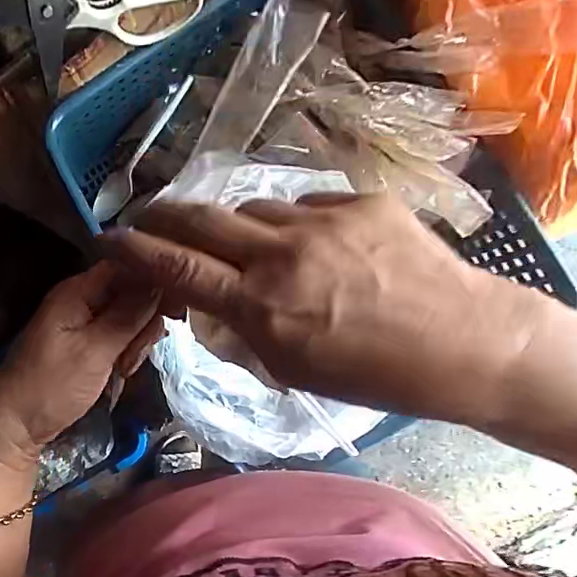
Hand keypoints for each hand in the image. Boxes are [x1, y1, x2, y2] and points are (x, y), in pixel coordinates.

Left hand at [0, 261, 162, 463]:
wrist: (15, 425)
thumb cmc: (51, 386)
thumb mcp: (95, 351)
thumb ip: (129, 315)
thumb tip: (160, 280)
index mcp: (76, 291)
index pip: (126, 266)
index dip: (153, 282)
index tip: (172, 310)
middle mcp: (80, 300)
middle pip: (130, 293)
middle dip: (143, 322)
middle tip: (133, 356)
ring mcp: (82, 323)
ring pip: (128, 319)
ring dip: (135, 343)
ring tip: (125, 369)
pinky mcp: (85, 346)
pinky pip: (116, 339)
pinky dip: (124, 354)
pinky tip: (121, 373)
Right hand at [99, 194, 558, 424]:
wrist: (471, 343)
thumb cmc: (374, 376)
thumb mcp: (290, 368)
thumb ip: (243, 328)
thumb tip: (216, 297)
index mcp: (262, 307)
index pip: (177, 268)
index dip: (133, 251)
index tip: (105, 240)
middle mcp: (283, 254)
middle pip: (200, 218)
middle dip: (162, 215)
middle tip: (146, 217)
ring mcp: (323, 220)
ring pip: (251, 209)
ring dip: (236, 227)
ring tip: (253, 250)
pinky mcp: (361, 200)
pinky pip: (304, 206)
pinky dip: (293, 226)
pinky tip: (317, 249)